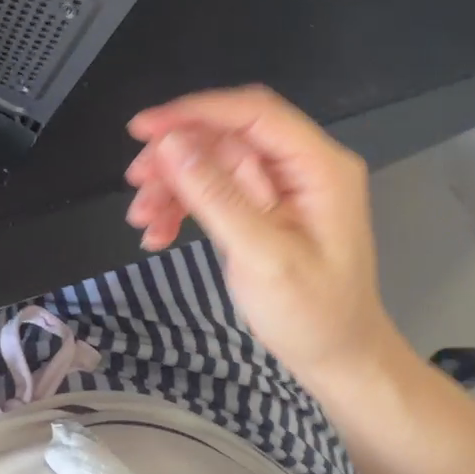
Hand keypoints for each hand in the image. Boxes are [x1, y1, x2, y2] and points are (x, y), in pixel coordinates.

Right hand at [123, 85, 408, 385]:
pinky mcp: (256, 206)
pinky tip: (156, 233)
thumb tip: (170, 143)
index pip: (253, 114)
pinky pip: (207, 188)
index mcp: (318, 167)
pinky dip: (177, 206)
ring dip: (169, 184)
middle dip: (174, 155)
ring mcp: (276, 186)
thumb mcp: (263, 257)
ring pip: (207, 160)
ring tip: (140, 217)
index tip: (143, 129)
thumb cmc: (314, 315)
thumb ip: (216, 196)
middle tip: (135, 179)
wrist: (338, 362)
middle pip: (223, 135)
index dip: (195, 112)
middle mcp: (298, 166)